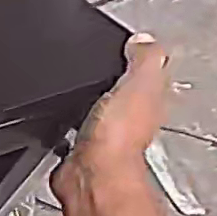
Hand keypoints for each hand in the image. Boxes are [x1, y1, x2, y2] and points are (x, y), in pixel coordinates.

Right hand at [51, 33, 167, 205]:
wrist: (89, 174)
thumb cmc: (117, 136)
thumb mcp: (139, 83)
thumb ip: (144, 58)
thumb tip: (144, 41)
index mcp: (150, 103)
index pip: (150, 75)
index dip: (140, 61)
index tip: (131, 46)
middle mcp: (131, 123)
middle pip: (126, 96)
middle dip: (116, 83)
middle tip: (107, 68)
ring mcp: (104, 138)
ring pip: (101, 114)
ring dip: (94, 105)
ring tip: (86, 91)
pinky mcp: (79, 151)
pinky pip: (75, 132)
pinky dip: (72, 124)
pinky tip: (66, 120)